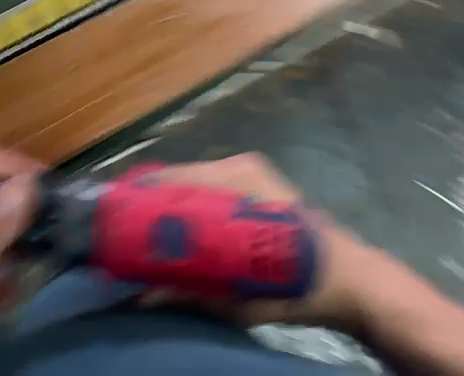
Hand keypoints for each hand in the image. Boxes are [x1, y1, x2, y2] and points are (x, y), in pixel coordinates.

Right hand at [140, 153, 392, 333]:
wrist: (350, 279)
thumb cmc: (297, 284)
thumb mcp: (240, 298)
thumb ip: (189, 292)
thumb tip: (138, 294)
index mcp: (236, 179)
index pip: (174, 177)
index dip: (141, 196)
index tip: (113, 216)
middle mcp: (239, 165)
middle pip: (181, 177)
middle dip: (151, 201)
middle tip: (121, 228)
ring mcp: (249, 171)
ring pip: (194, 182)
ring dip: (169, 203)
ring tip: (141, 230)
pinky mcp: (255, 182)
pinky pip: (211, 187)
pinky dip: (190, 204)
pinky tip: (177, 227)